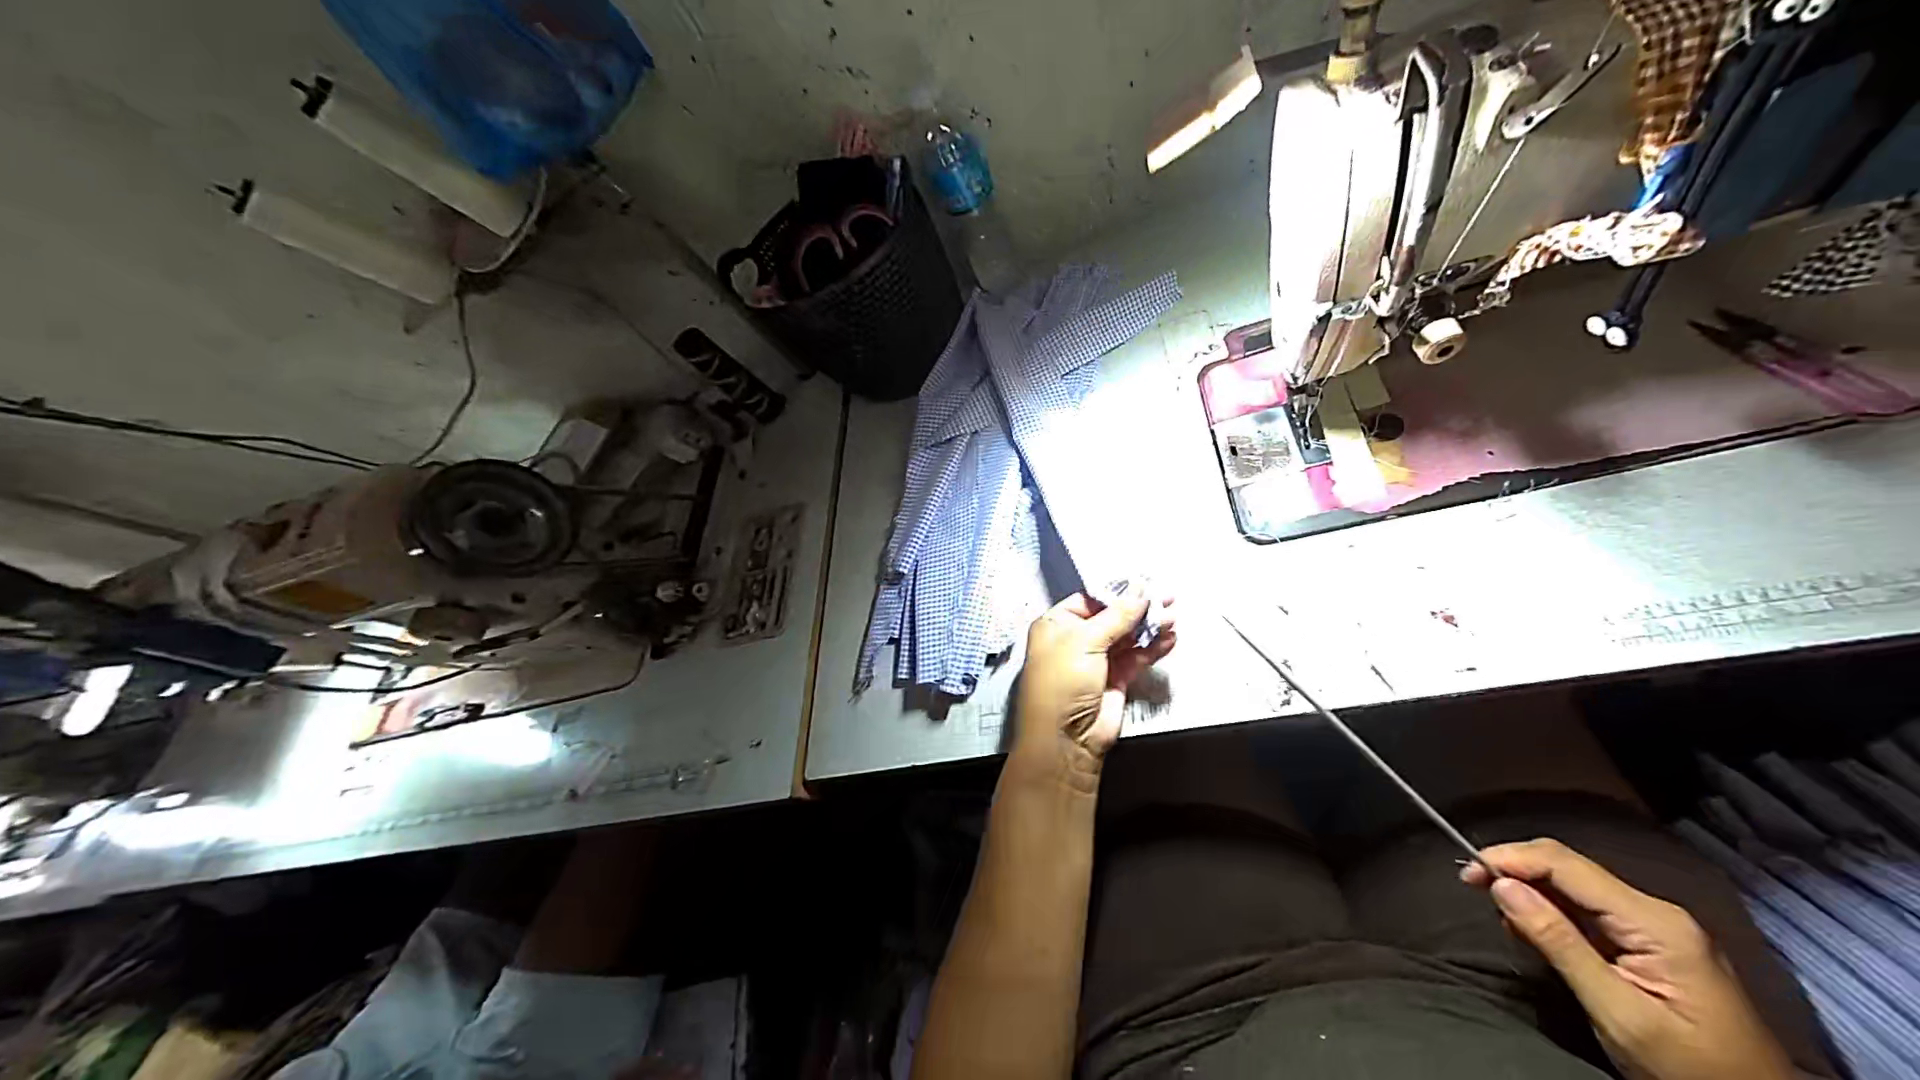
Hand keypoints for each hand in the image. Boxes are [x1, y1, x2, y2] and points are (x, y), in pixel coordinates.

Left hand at [1014, 587, 1175, 788]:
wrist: (1066, 739)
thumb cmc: (1062, 683)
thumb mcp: (1085, 642)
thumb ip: (1117, 616)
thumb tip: (1140, 593)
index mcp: (1056, 625)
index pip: (1089, 599)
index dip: (1116, 591)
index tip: (1144, 581)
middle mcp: (1075, 640)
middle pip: (1112, 616)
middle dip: (1139, 607)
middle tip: (1167, 595)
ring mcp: (1095, 660)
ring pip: (1127, 637)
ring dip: (1150, 626)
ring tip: (1173, 615)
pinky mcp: (1114, 679)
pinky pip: (1136, 658)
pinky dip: (1153, 648)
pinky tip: (1170, 639)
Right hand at [1462, 839, 1794, 1079]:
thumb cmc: (1690, 1069)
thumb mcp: (1618, 1012)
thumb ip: (1558, 944)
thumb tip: (1500, 885)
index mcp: (1656, 922)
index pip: (1565, 864)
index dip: (1509, 859)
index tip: (1466, 873)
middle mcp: (1657, 911)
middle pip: (1568, 866)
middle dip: (1515, 869)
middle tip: (1473, 888)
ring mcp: (1657, 926)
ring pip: (1573, 883)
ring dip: (1529, 890)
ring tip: (1502, 916)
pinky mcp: (1650, 941)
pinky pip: (1586, 907)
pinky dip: (1550, 909)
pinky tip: (1533, 928)